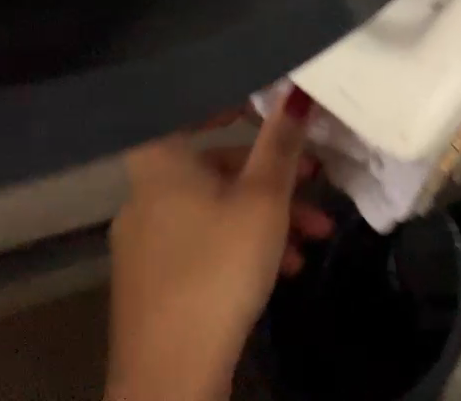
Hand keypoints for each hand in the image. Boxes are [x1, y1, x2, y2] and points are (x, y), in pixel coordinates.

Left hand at [105, 90, 333, 400]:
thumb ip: (281, 143)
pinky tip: (286, 264)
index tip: (261, 101)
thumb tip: (296, 92)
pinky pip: (208, 239)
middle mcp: (145, 201)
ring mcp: (147, 243)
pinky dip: (247, 240)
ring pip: (217, 207)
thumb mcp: (266, 198)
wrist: (172, 369)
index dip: (217, 102)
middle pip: (211, 166)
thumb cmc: (220, 264)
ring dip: (270, 212)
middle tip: (315, 178)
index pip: (176, 115)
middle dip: (271, 172)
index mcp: (160, 172)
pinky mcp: (157, 278)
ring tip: (315, 234)